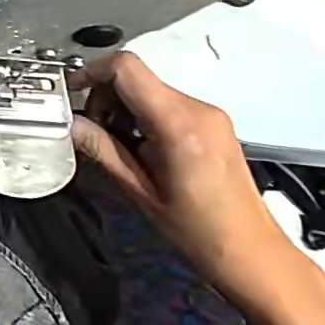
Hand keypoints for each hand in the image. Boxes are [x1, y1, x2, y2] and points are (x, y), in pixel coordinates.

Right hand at [69, 53, 294, 292]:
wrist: (254, 255)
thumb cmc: (199, 233)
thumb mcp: (140, 192)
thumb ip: (102, 150)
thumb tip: (70, 124)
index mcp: (178, 125)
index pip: (126, 69)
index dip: (92, 73)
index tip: (72, 91)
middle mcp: (198, 109)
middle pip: (136, 77)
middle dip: (105, 98)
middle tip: (95, 132)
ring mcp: (209, 113)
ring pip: (149, 89)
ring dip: (124, 109)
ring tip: (120, 147)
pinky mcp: (213, 122)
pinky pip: (167, 103)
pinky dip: (144, 116)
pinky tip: (142, 149)